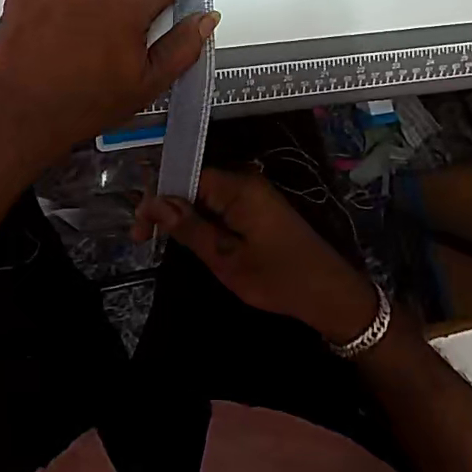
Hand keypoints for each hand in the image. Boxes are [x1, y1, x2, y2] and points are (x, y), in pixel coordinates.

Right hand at [134, 167, 381, 345]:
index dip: (156, 197)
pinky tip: (187, 234)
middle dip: (164, 204)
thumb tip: (155, 202)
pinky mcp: (256, 204)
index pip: (184, 176)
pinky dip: (199, 216)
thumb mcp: (228, 261)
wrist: (333, 295)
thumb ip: (190, 228)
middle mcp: (243, 179)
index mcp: (237, 186)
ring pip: (202, 191)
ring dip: (180, 212)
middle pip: (191, 180)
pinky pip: (218, 201)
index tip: (138, 228)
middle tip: (142, 237)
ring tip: (157, 237)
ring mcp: (252, 191)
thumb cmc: (280, 279)